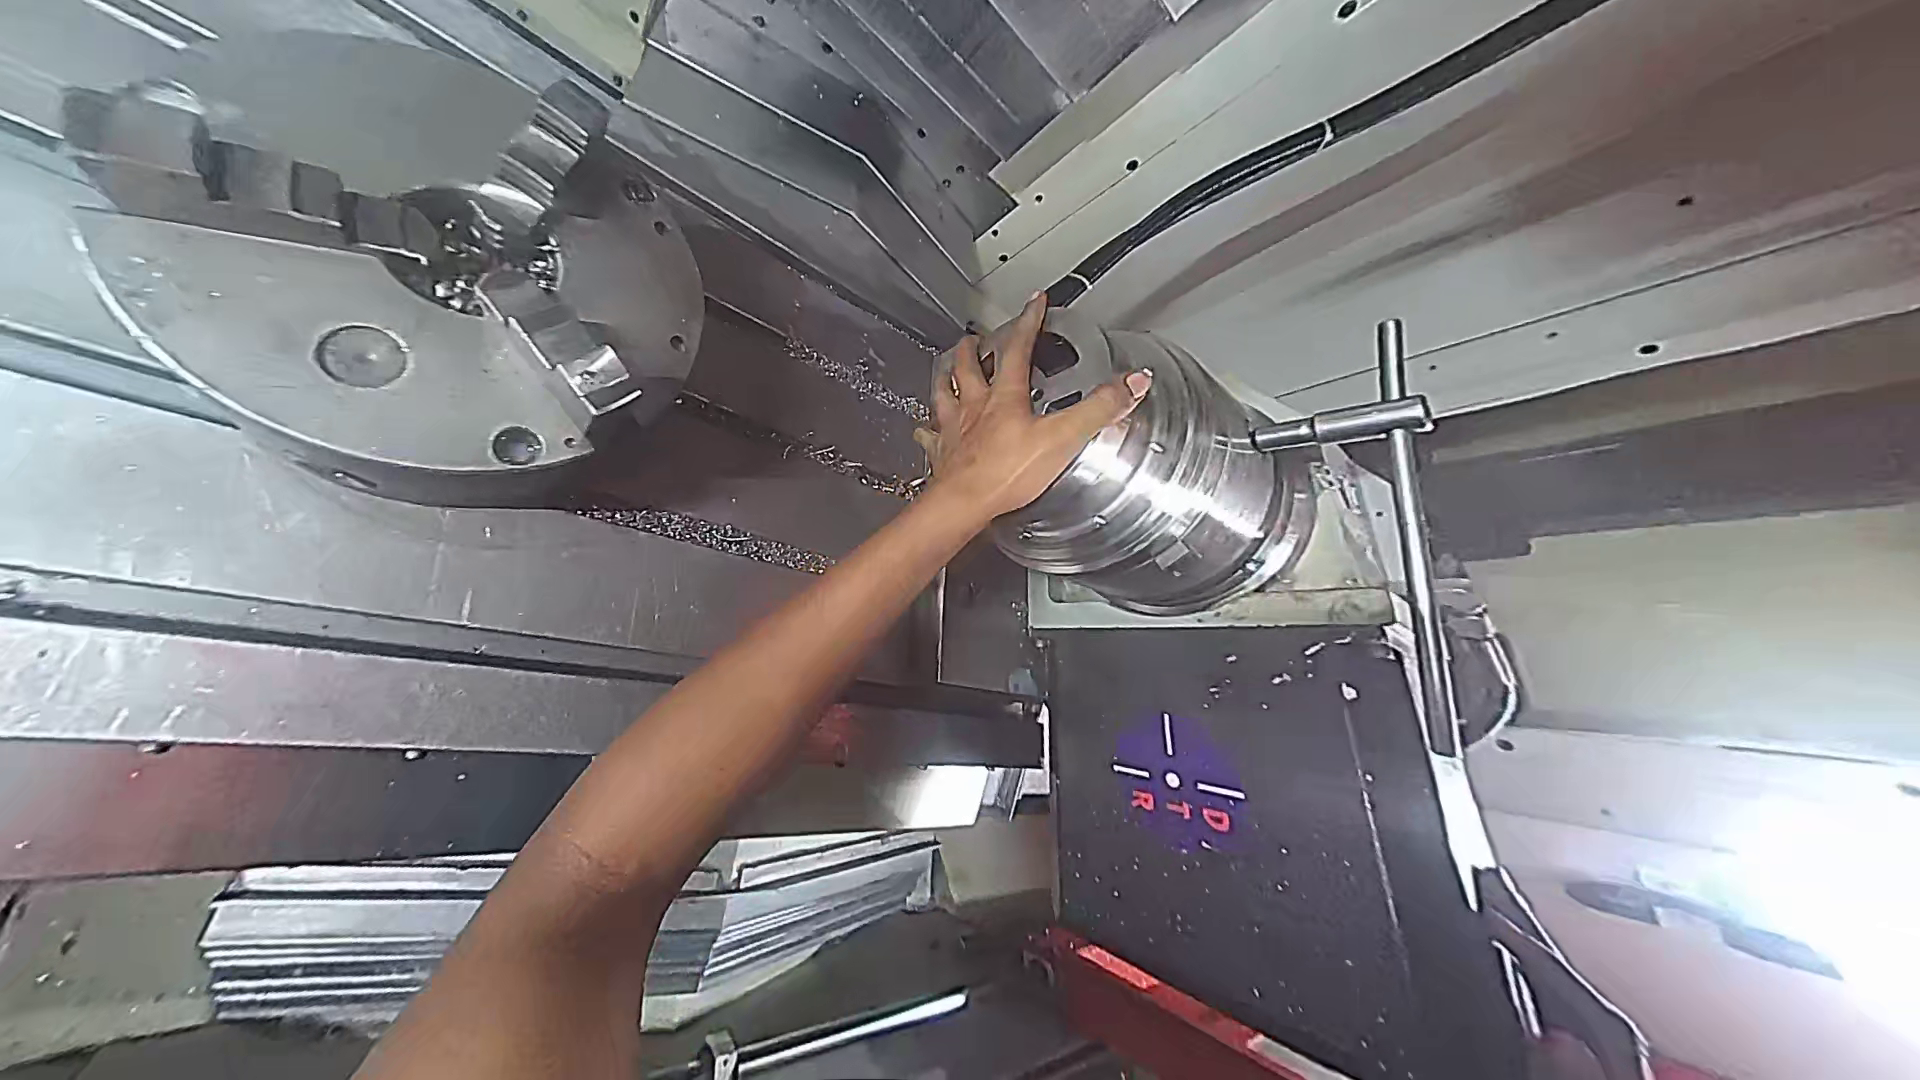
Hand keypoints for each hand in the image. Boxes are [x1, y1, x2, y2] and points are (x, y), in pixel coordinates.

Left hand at [915, 293, 1151, 522]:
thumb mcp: (1063, 438)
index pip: (1017, 349)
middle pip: (969, 367)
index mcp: (1004, 397)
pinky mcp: (943, 455)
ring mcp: (954, 430)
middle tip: (974, 338)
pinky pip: (930, 437)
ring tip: (945, 367)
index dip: (1028, 323)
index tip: (1034, 305)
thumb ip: (1099, 409)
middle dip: (974, 348)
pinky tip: (923, 429)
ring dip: (945, 377)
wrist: (965, 503)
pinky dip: (926, 430)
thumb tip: (1133, 382)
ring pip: (944, 394)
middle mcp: (974, 407)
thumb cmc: (1006, 473)